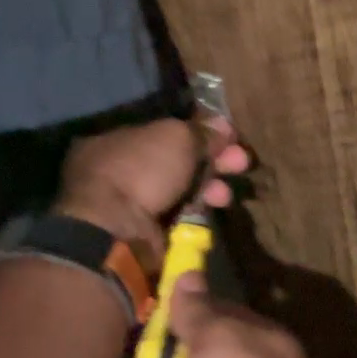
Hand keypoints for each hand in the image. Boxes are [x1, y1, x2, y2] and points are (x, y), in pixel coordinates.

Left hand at [53, 117, 249, 263]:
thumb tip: (224, 127)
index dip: (202, 133)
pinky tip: (212, 210)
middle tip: (241, 162)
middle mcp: (120, 169)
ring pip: (182, 189)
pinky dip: (197, 211)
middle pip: (178, 161)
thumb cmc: (141, 170)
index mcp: (118, 139)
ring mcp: (130, 202)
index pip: (168, 132)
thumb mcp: (178, 137)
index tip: (230, 137)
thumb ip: (202, 131)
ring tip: (225, 195)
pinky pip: (179, 214)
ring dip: (210, 189)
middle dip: (213, 161)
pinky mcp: (144, 230)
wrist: (115, 229)